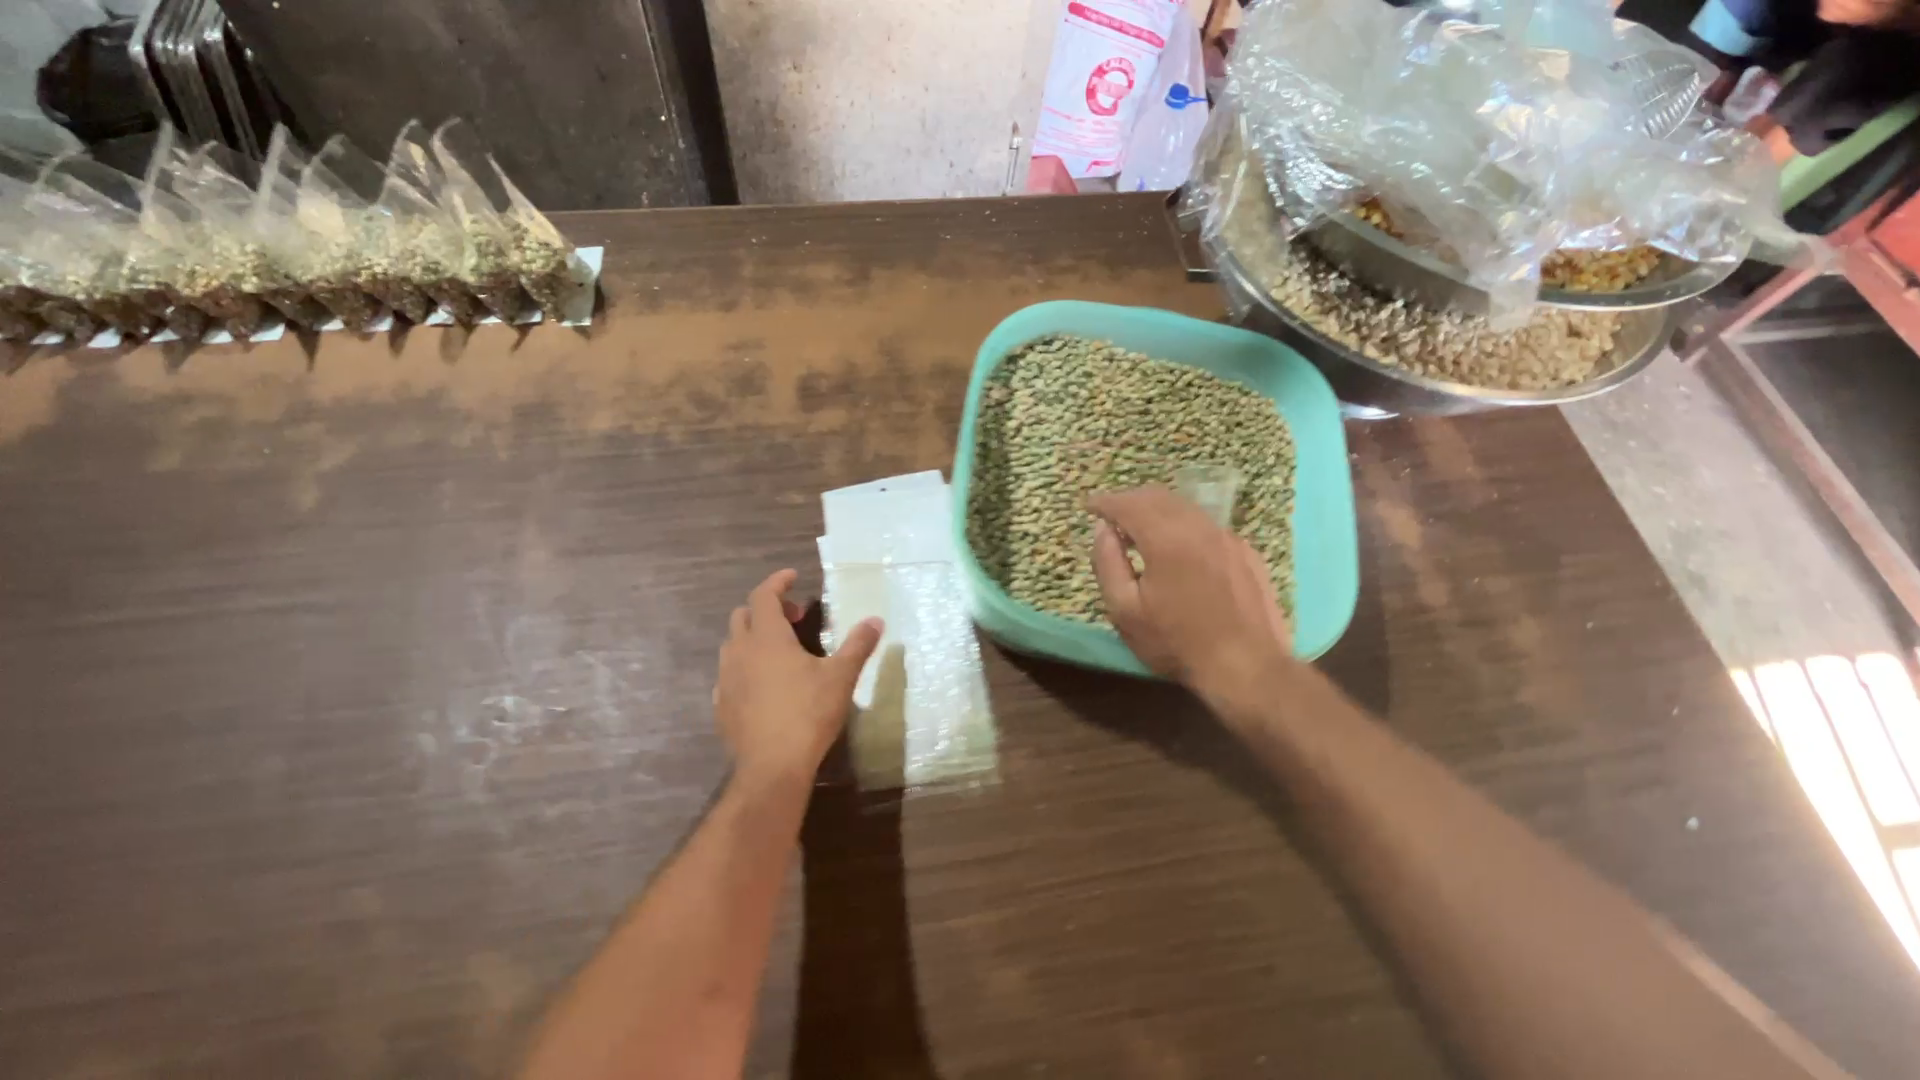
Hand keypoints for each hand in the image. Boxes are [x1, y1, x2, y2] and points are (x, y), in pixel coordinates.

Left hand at [714, 569, 883, 789]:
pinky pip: (729, 674)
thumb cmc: (808, 714)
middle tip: (795, 619)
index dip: (777, 582)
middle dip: (767, 609)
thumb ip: (857, 645)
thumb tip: (875, 620)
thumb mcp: (841, 677)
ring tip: (781, 651)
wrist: (772, 766)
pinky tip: (764, 684)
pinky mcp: (722, 704)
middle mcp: (740, 651)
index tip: (792, 577)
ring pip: (733, 644)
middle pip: (743, 615)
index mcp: (767, 637)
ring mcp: (726, 678)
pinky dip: (745, 667)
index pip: (764, 595)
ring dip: (754, 637)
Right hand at [1089, 487, 1293, 720]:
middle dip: (1131, 500)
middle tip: (1112, 516)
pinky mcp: (1245, 552)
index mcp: (1166, 538)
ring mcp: (1227, 537)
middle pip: (1159, 497)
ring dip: (1158, 511)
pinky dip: (1184, 526)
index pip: (1129, 504)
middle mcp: (1198, 526)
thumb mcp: (1125, 611)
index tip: (1089, 506)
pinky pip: (1207, 526)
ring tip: (1141, 532)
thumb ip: (1107, 563)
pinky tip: (1179, 550)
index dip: (1105, 502)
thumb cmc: (1177, 643)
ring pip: (1186, 508)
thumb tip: (1103, 530)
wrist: (1247, 666)